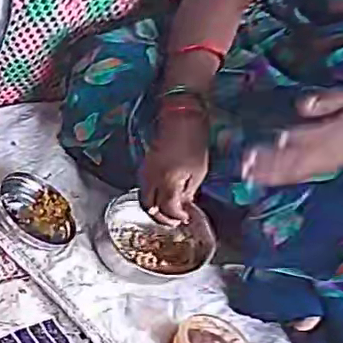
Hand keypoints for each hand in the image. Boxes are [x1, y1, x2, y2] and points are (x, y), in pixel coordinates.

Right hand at [140, 110, 210, 227]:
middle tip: (174, 220)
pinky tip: (162, 197)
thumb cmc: (193, 142)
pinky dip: (152, 198)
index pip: (167, 208)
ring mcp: (144, 175)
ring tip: (167, 211)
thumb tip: (184, 203)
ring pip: (144, 200)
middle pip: (149, 208)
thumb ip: (189, 190)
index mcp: (168, 182)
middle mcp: (151, 181)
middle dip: (161, 217)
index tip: (185, 219)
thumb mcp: (199, 170)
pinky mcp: (143, 170)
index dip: (176, 216)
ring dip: (155, 209)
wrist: (178, 122)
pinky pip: (144, 190)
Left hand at [241, 87, 342, 186]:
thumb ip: (329, 101)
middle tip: (246, 162)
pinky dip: (276, 178)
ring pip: (290, 170)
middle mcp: (322, 150)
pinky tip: (258, 180)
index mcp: (331, 131)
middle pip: (292, 157)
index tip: (275, 139)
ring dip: (266, 173)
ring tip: (246, 174)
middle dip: (269, 161)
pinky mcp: (319, 169)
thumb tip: (302, 103)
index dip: (290, 139)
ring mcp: (320, 162)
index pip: (305, 136)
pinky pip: (295, 176)